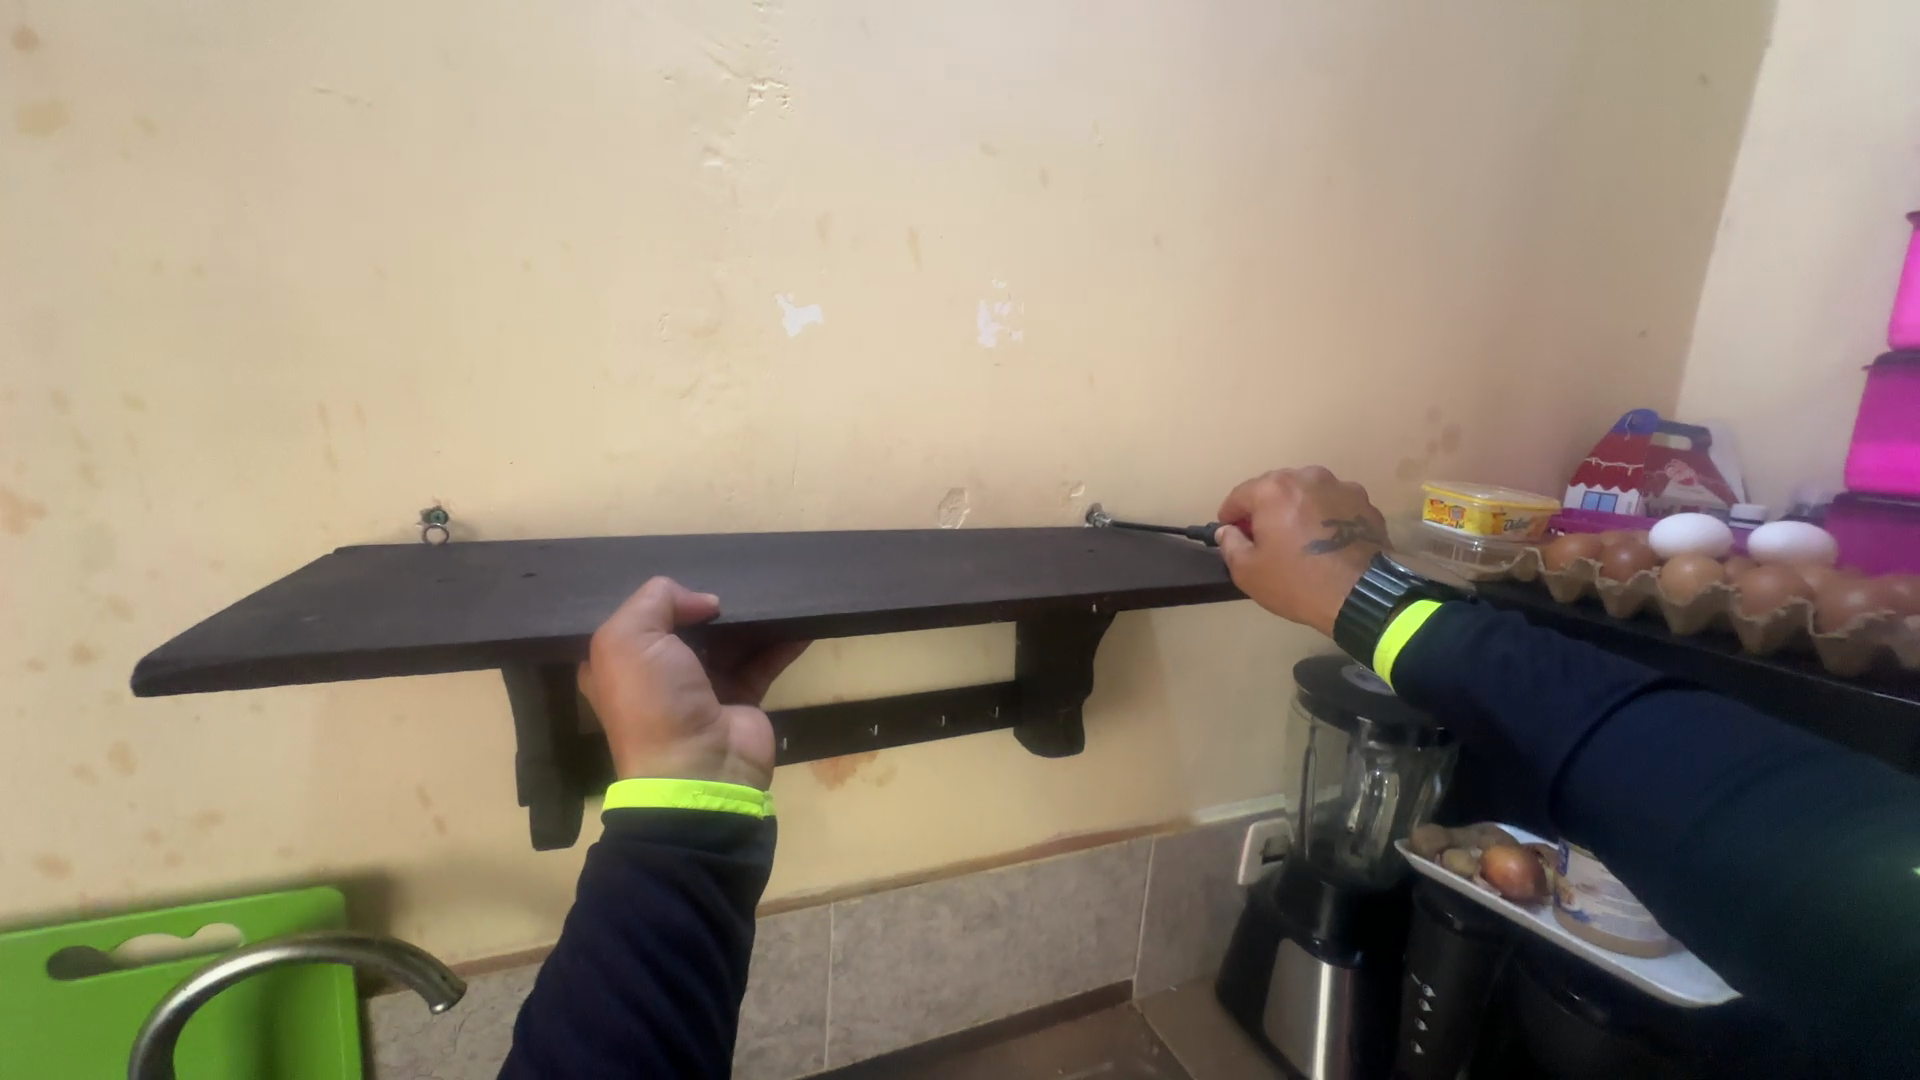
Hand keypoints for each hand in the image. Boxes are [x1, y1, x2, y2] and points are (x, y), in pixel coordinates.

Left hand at [579, 577, 809, 790]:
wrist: (699, 769)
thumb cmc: (654, 701)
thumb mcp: (629, 639)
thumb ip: (656, 600)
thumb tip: (706, 601)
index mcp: (622, 663)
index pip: (638, 619)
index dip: (660, 596)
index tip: (688, 574)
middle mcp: (659, 674)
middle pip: (688, 625)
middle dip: (709, 602)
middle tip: (738, 575)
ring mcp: (703, 688)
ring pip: (729, 640)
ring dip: (750, 618)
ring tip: (772, 590)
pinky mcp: (742, 698)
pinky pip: (764, 660)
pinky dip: (782, 641)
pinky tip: (799, 619)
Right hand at [1214, 467, 1387, 636]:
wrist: (1364, 595)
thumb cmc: (1297, 581)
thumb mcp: (1247, 571)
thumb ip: (1230, 544)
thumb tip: (1228, 531)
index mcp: (1273, 489)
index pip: (1239, 495)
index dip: (1229, 515)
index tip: (1229, 531)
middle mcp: (1307, 477)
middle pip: (1275, 489)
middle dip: (1265, 509)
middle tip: (1262, 536)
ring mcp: (1341, 487)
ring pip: (1307, 495)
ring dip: (1297, 510)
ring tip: (1298, 538)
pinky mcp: (1366, 504)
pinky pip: (1334, 506)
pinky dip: (1325, 518)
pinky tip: (1325, 543)